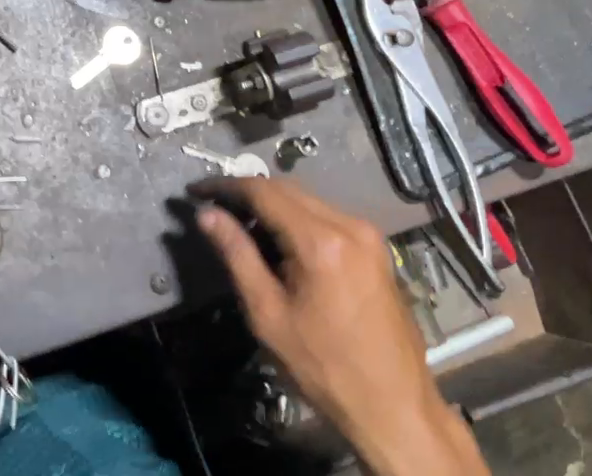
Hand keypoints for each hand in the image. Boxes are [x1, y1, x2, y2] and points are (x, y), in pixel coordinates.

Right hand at [195, 178, 487, 475]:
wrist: (395, 405)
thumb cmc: (324, 365)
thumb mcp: (268, 313)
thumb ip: (237, 255)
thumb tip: (206, 214)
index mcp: (321, 242)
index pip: (263, 192)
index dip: (225, 186)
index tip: (195, 191)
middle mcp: (350, 226)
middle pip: (287, 189)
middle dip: (247, 193)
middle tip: (214, 208)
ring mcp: (369, 236)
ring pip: (307, 200)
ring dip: (272, 205)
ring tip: (242, 227)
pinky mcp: (376, 249)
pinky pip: (327, 217)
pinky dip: (296, 218)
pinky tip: (279, 242)